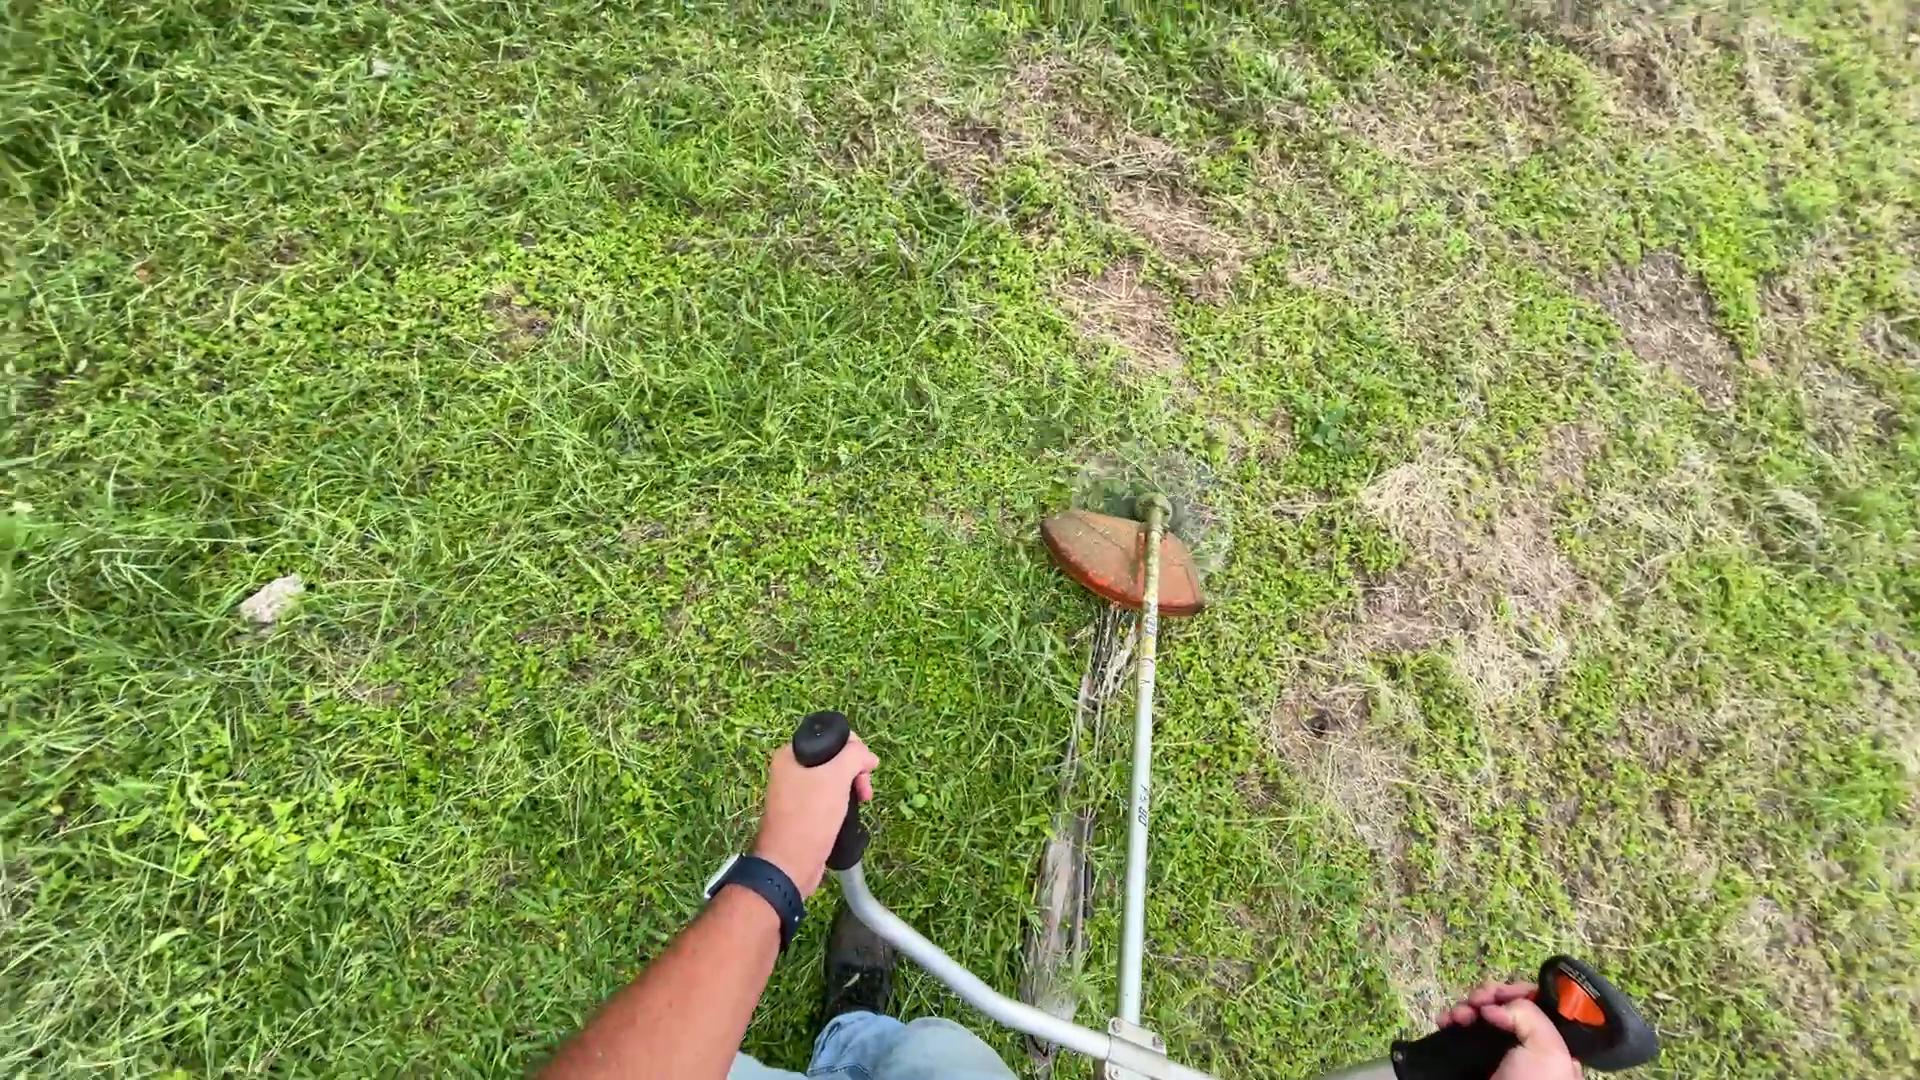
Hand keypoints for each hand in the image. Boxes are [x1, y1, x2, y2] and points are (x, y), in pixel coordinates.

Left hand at [750, 734, 877, 898]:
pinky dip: (843, 799)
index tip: (866, 767)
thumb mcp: (837, 776)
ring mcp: (796, 790)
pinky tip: (851, 810)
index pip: (831, 736)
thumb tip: (868, 756)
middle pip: (835, 757)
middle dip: (856, 770)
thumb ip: (855, 755)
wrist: (790, 864)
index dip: (854, 748)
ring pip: (834, 777)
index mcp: (791, 754)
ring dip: (853, 785)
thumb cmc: (811, 815)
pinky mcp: (803, 810)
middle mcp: (791, 768)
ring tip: (863, 801)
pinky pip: (829, 795)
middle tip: (865, 789)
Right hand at [1436, 983, 1579, 1079]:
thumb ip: (1531, 1016)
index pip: (1538, 1004)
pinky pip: (1462, 1026)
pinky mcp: (1476, 1055)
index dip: (1518, 991)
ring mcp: (1500, 1051)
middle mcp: (1528, 1045)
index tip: (1501, 992)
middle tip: (1475, 1002)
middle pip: (1506, 1004)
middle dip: (1487, 996)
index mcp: (1554, 1045)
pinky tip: (1446, 1021)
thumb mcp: (1550, 1054)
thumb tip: (1496, 1006)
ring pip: (1481, 1012)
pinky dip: (1451, 1018)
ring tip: (1457, 1016)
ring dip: (1466, 1006)